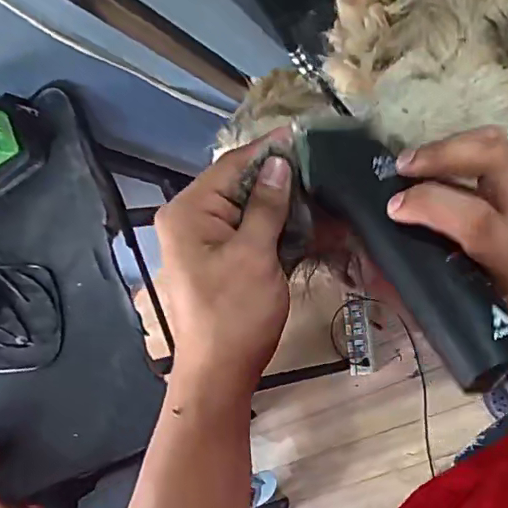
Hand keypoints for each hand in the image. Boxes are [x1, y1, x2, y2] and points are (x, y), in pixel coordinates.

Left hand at [154, 128, 294, 394]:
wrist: (219, 373)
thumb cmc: (235, 314)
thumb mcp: (255, 255)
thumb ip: (266, 206)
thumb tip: (278, 165)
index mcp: (189, 212)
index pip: (231, 165)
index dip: (268, 150)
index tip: (303, 134)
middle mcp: (191, 221)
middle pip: (237, 186)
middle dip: (277, 178)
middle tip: (318, 168)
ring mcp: (205, 244)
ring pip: (246, 211)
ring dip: (280, 205)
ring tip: (318, 193)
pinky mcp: (221, 264)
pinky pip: (248, 235)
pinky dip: (274, 229)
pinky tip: (303, 224)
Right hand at [387, 128, 507, 345]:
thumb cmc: (488, 323)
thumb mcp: (448, 317)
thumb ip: (408, 289)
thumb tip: (367, 259)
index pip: (478, 222)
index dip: (430, 206)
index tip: (393, 210)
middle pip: (496, 159)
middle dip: (443, 154)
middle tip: (401, 169)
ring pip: (494, 147)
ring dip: (446, 146)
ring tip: (408, 166)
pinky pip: (486, 155)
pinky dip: (451, 154)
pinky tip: (424, 172)